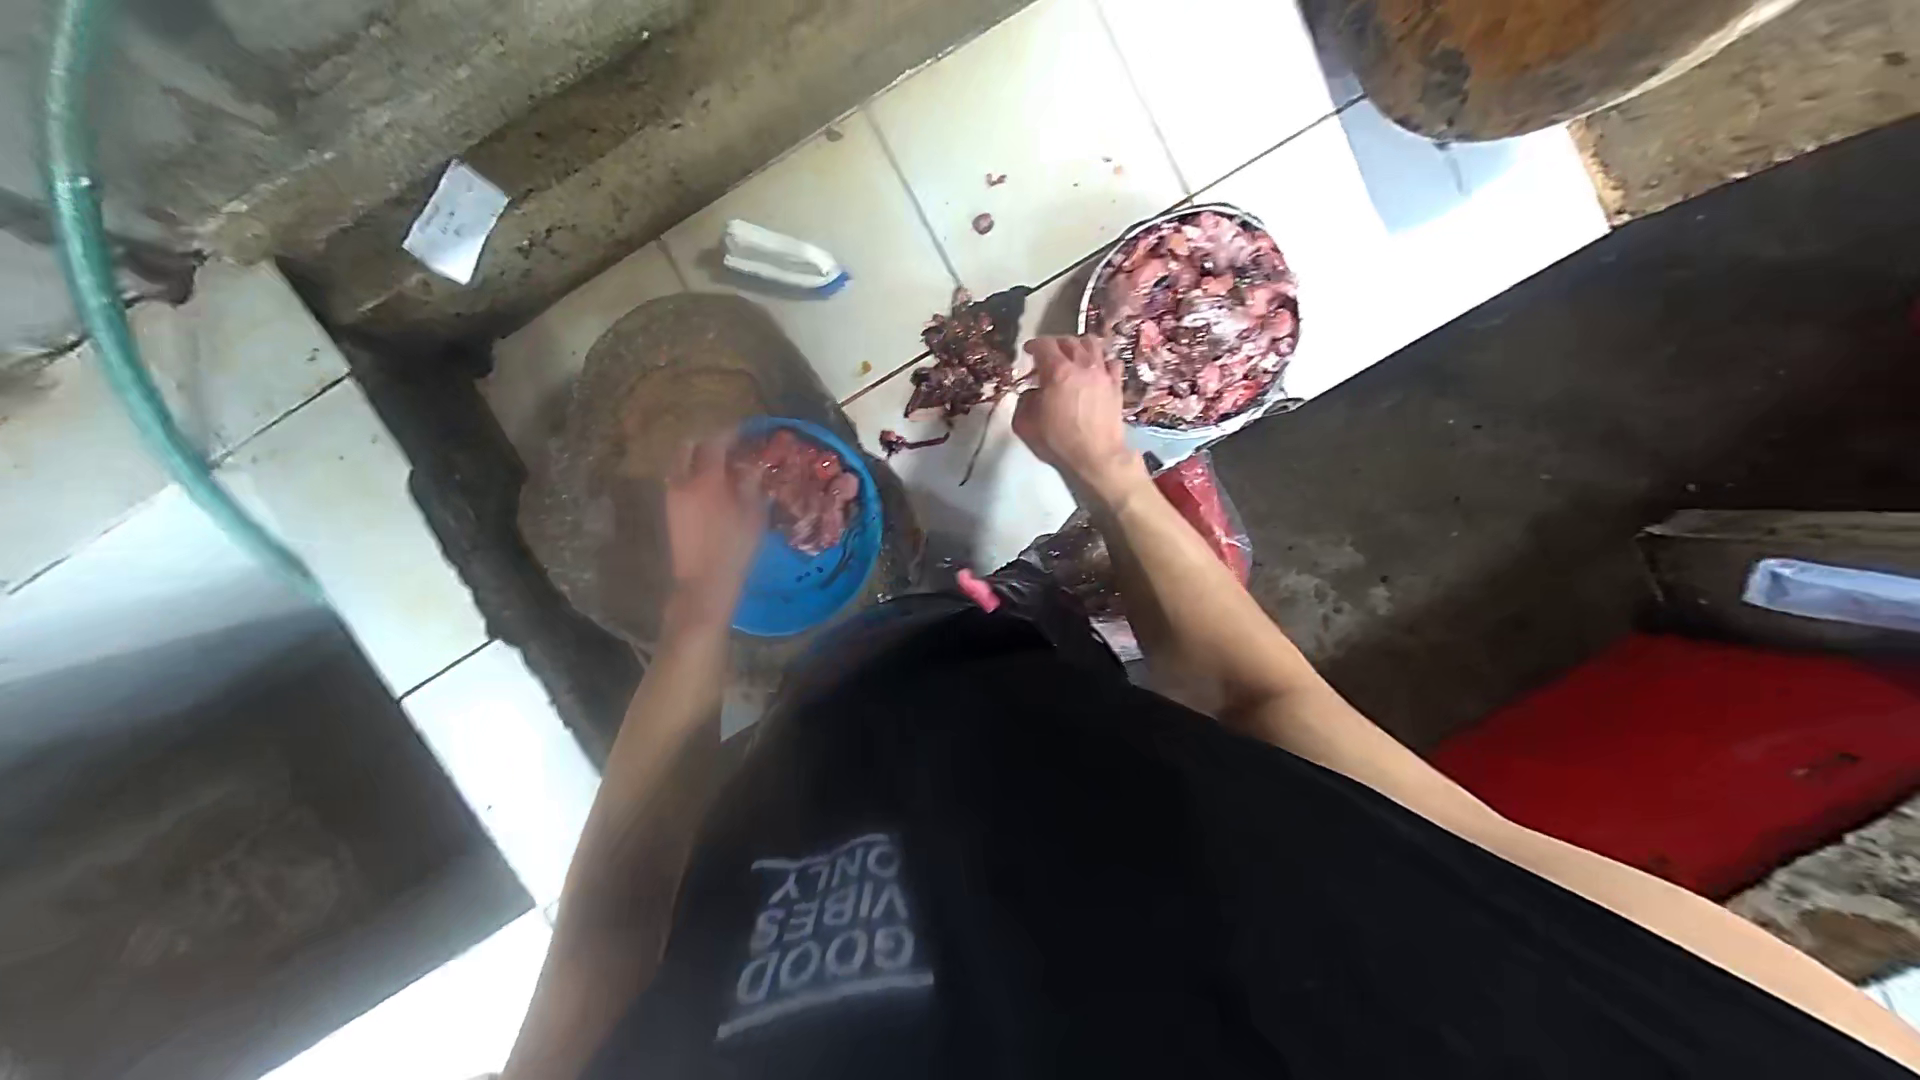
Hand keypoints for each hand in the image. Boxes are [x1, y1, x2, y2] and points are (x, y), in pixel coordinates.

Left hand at [663, 434, 766, 627]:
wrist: (704, 580)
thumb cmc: (735, 547)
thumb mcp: (754, 513)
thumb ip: (752, 483)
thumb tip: (753, 464)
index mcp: (706, 479)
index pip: (715, 443)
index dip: (730, 434)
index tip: (744, 432)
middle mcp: (683, 481)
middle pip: (689, 447)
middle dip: (707, 441)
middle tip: (728, 446)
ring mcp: (672, 495)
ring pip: (680, 463)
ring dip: (697, 457)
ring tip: (719, 467)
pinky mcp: (669, 510)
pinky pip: (678, 479)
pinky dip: (691, 473)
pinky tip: (709, 487)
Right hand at [1013, 335, 1145, 503]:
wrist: (1095, 458)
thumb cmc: (1058, 442)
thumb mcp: (1025, 424)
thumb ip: (1024, 402)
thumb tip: (1032, 393)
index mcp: (1058, 371)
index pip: (1044, 345)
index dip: (1033, 345)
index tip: (1028, 352)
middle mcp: (1082, 366)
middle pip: (1069, 341)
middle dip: (1055, 344)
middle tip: (1048, 354)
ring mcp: (1103, 374)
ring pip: (1093, 345)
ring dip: (1079, 346)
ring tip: (1073, 355)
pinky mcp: (1116, 386)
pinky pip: (1111, 362)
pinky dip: (1101, 361)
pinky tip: (1095, 369)